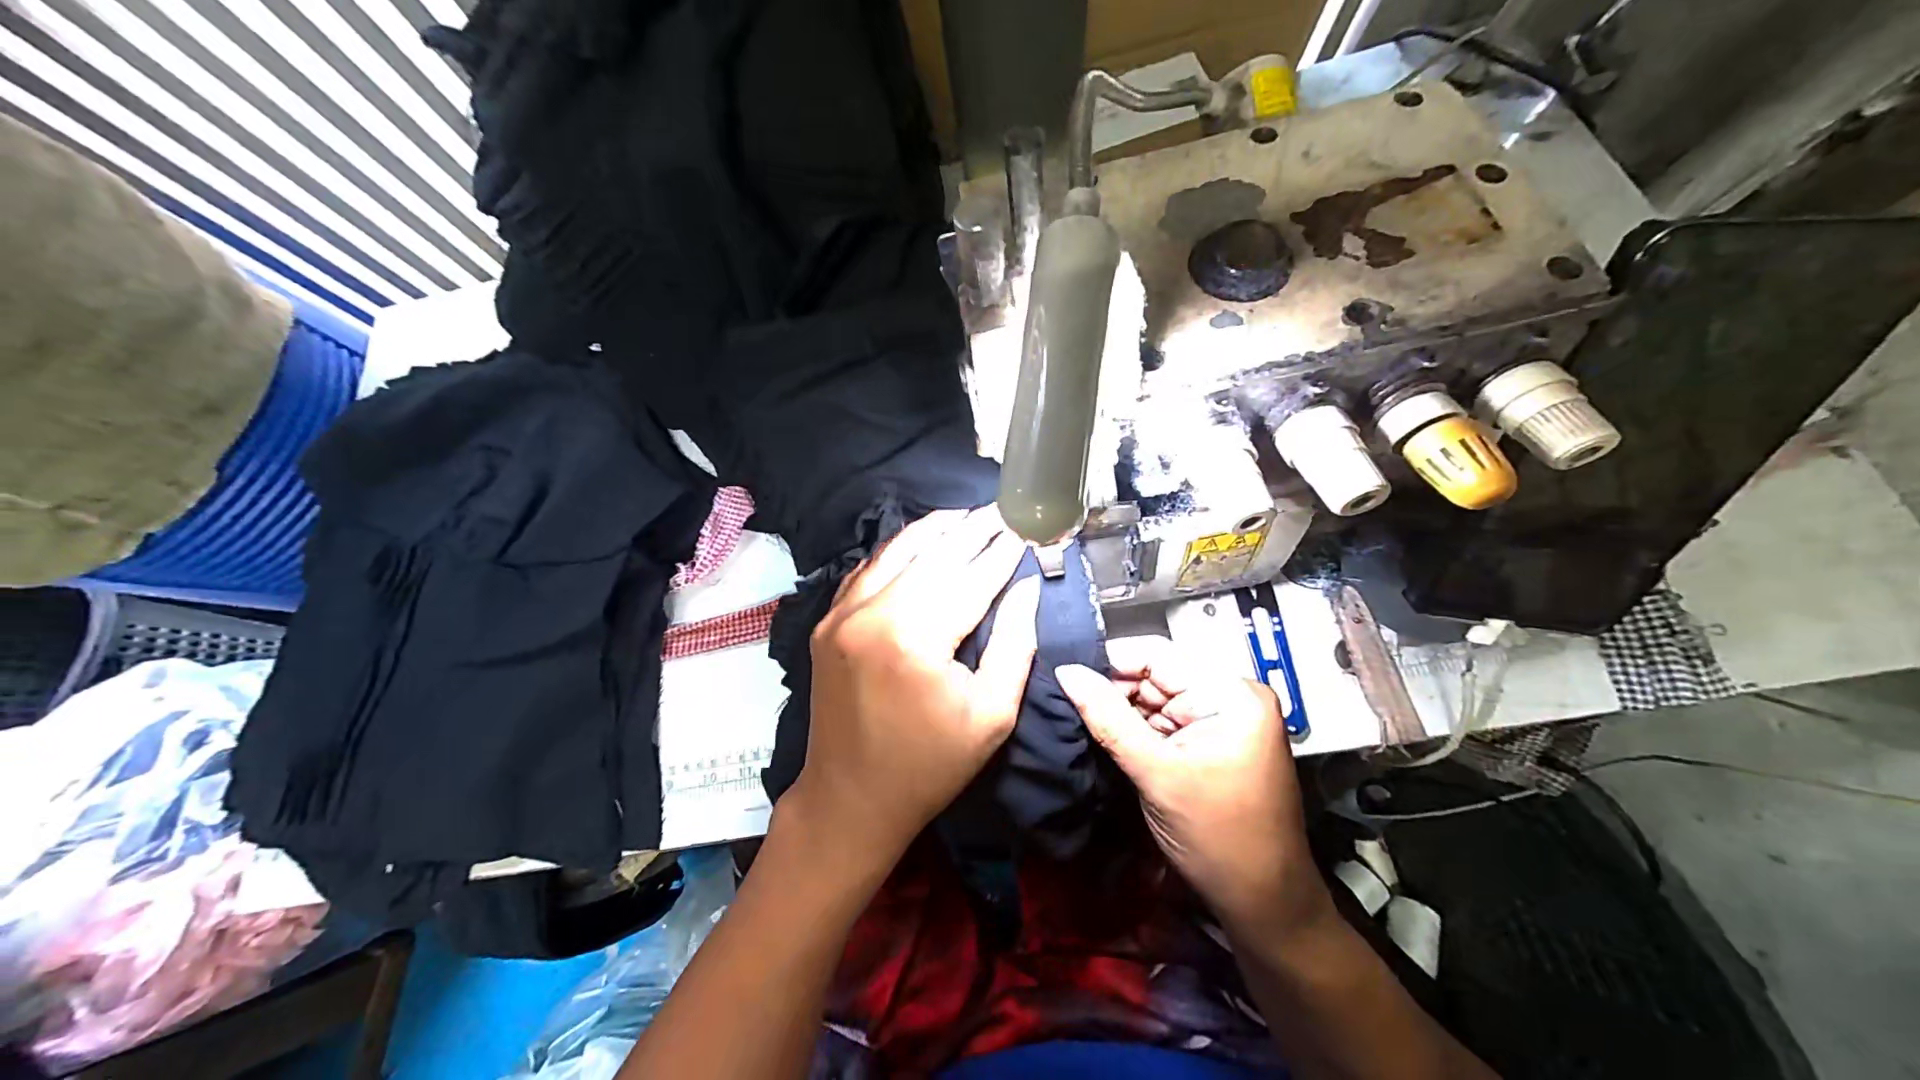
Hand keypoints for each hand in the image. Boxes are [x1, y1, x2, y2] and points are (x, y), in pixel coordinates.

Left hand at [790, 508, 1040, 870]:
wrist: (851, 797)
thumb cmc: (931, 765)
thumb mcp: (992, 714)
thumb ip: (1015, 642)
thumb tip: (1026, 586)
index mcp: (916, 639)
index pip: (972, 578)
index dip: (1004, 551)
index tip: (1026, 527)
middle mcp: (872, 614)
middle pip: (935, 556)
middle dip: (973, 530)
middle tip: (1002, 511)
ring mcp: (842, 615)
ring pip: (897, 553)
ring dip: (934, 531)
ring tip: (967, 516)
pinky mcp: (827, 623)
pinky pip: (866, 570)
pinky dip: (897, 551)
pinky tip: (920, 541)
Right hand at [1056, 639, 1330, 933]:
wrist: (1262, 903)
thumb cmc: (1220, 840)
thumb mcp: (1156, 772)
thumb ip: (1108, 718)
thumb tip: (1067, 673)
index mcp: (1231, 694)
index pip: (1158, 654)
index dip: (1109, 661)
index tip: (1065, 674)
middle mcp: (1230, 698)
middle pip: (1155, 675)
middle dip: (1112, 690)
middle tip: (1067, 704)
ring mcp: (1221, 721)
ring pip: (1154, 700)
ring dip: (1121, 712)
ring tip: (1082, 722)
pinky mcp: (1209, 743)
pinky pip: (1163, 723)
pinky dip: (1136, 731)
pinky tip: (1108, 739)